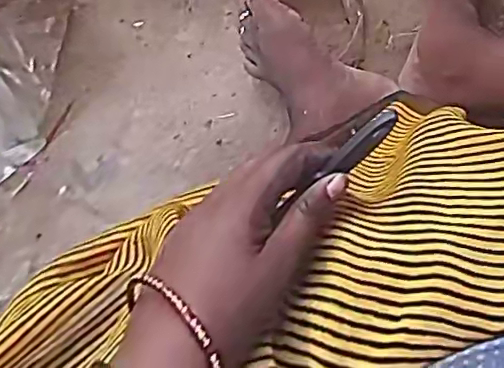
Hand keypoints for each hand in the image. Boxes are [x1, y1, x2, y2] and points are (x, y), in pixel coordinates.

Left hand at [115, 142, 347, 367]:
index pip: (285, 157)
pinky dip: (250, 192)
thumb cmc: (229, 310)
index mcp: (243, 197)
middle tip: (323, 174)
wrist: (163, 352)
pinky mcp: (186, 231)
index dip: (315, 154)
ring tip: (297, 190)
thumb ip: (306, 219)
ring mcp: (198, 212)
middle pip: (262, 160)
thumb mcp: (276, 267)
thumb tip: (337, 180)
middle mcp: (218, 195)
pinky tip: (258, 214)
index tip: (339, 162)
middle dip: (294, 160)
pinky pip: (225, 195)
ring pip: (242, 177)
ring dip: (272, 174)